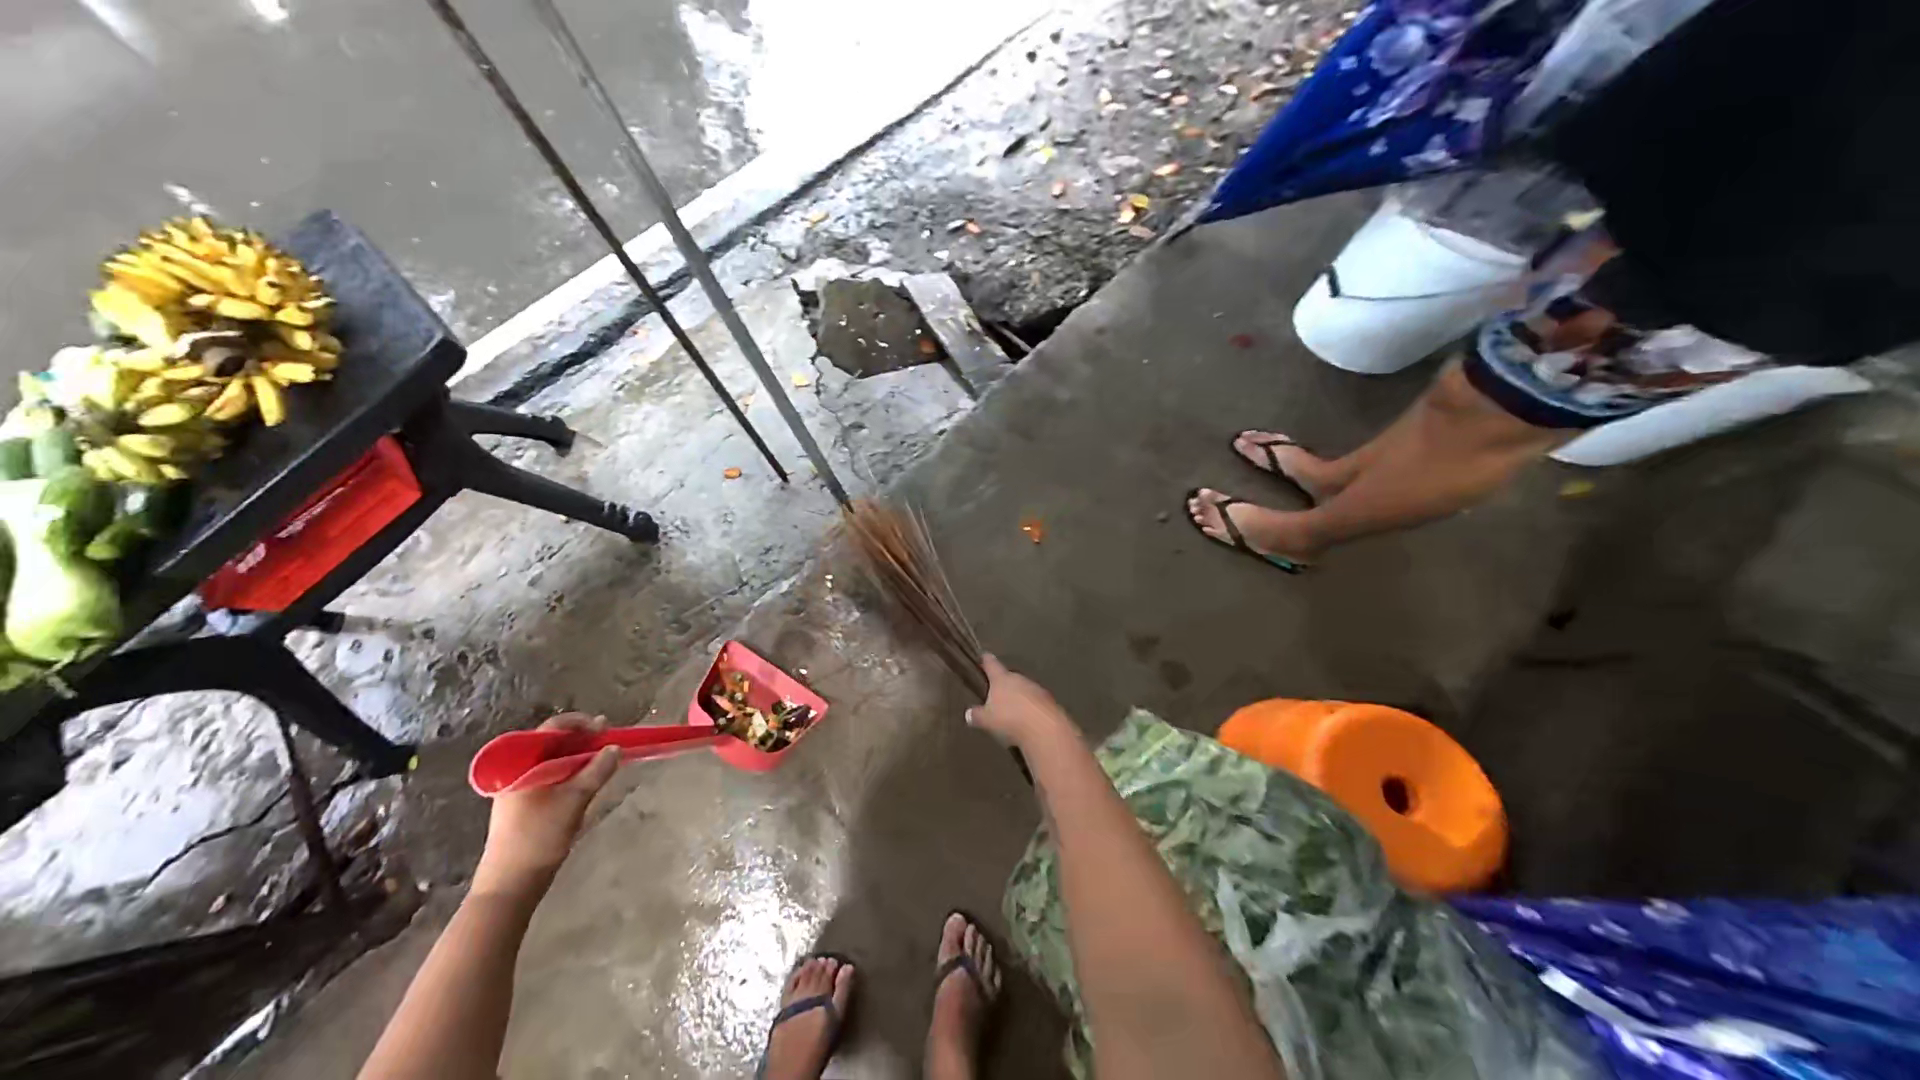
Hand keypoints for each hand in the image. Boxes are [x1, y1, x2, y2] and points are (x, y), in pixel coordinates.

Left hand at [471, 713, 620, 899]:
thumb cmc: (539, 837)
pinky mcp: (524, 803)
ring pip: (552, 760)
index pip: (550, 729)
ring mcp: (518, 787)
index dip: (579, 723)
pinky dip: (570, 773)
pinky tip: (587, 781)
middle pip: (551, 743)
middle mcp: (516, 770)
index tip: (605, 726)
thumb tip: (614, 747)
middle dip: (582, 739)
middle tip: (608, 742)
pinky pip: (550, 776)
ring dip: (578, 756)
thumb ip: (597, 770)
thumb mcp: (574, 800)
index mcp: (520, 764)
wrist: (510, 884)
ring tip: (603, 760)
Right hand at [966, 655, 1074, 749]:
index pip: (991, 664)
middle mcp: (1019, 679)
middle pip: (1009, 678)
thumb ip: (977, 715)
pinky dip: (1031, 708)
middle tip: (996, 695)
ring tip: (1012, 712)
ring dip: (1019, 697)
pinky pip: (1036, 702)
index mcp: (1001, 678)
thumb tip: (969, 713)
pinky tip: (1027, 721)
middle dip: (1003, 685)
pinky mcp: (1050, 702)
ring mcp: (1036, 689)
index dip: (986, 660)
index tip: (983, 655)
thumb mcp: (987, 720)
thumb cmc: (1010, 719)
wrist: (1045, 729)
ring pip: (1024, 690)